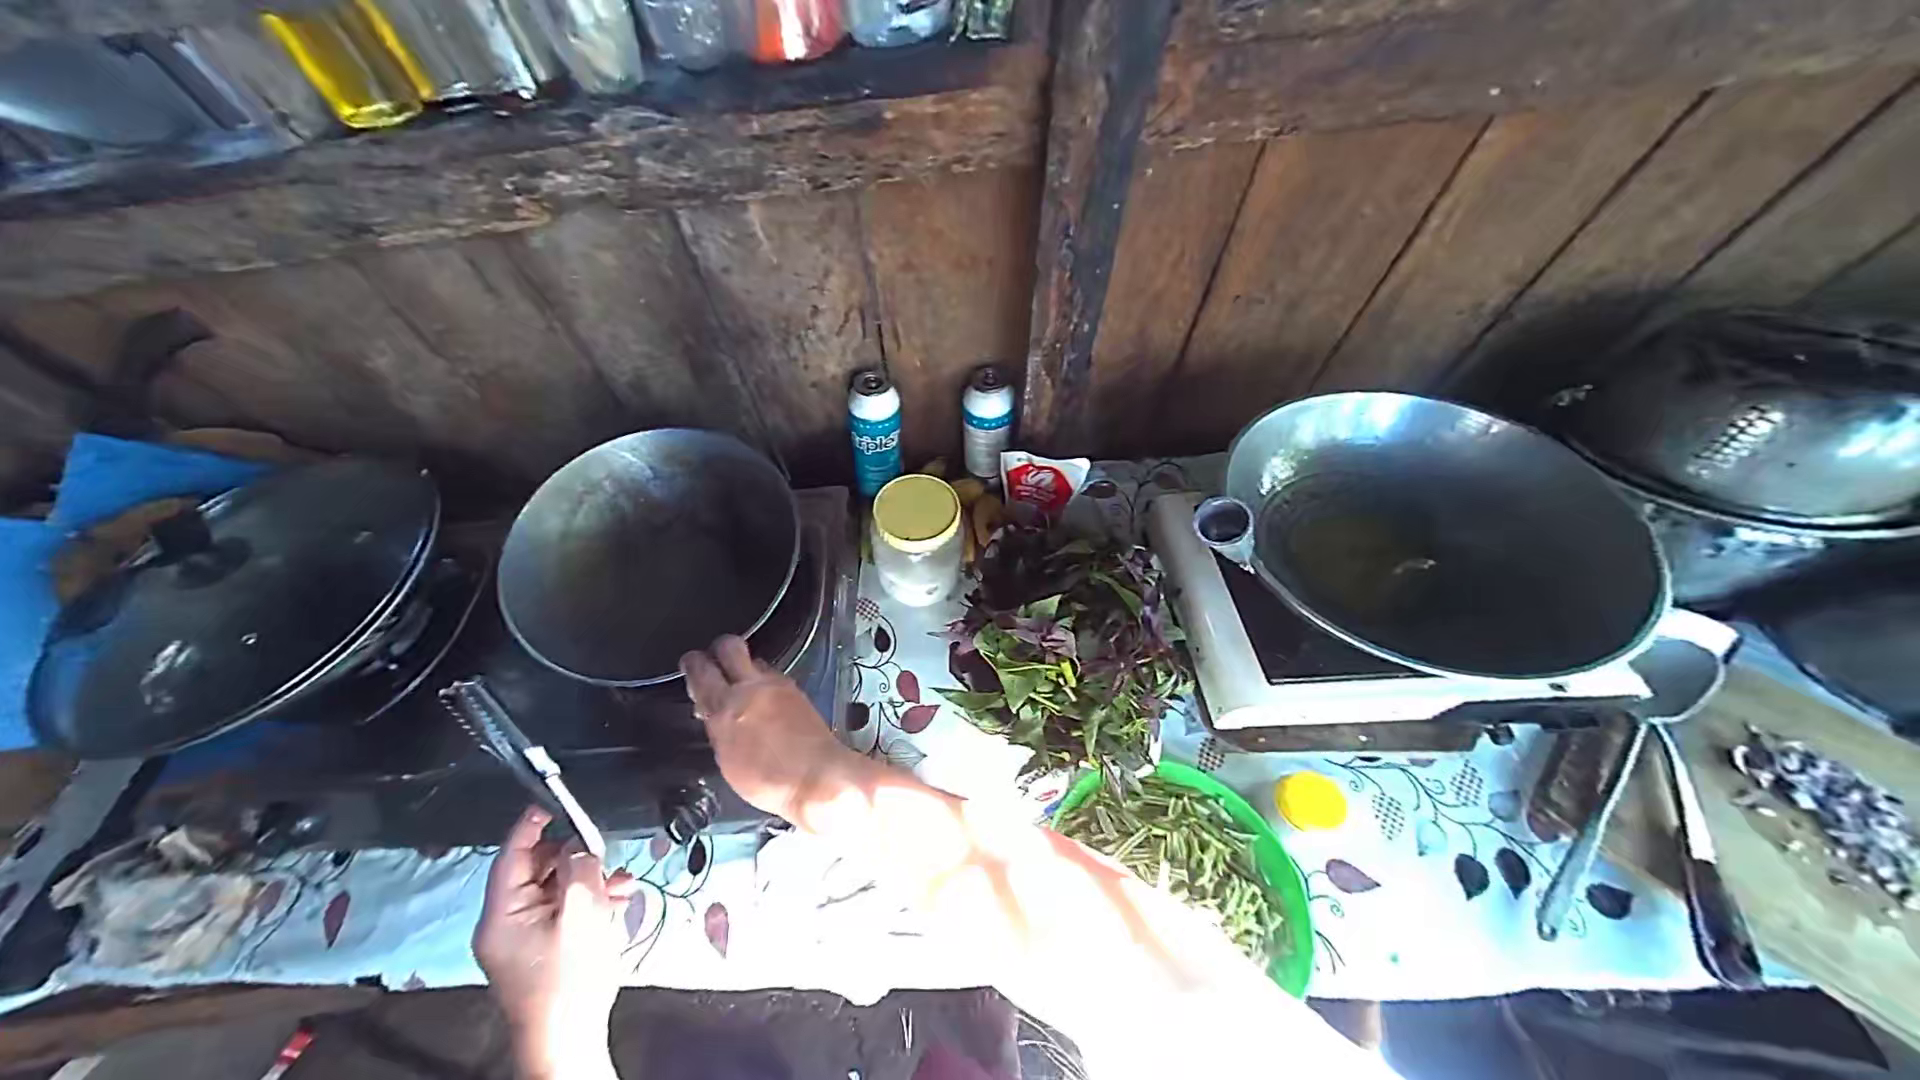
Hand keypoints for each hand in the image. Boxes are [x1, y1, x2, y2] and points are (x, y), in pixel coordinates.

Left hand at [474, 806, 635, 1079]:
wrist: (570, 1039)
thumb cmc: (570, 980)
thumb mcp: (582, 913)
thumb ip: (580, 869)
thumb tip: (581, 844)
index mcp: (503, 915)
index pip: (511, 856)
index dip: (531, 826)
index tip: (551, 803)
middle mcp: (507, 923)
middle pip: (537, 869)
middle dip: (574, 855)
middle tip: (605, 852)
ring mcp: (525, 937)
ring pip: (556, 886)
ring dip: (589, 877)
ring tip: (619, 882)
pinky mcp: (543, 947)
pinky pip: (564, 907)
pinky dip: (589, 898)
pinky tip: (617, 898)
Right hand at [680, 635, 857, 821]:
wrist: (817, 776)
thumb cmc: (770, 781)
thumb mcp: (728, 762)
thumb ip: (718, 729)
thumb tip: (713, 715)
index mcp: (726, 709)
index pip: (701, 671)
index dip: (692, 663)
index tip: (690, 662)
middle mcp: (751, 689)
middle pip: (729, 647)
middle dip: (719, 648)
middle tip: (715, 660)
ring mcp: (777, 685)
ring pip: (754, 660)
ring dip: (745, 669)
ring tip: (743, 687)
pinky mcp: (796, 689)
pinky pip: (773, 675)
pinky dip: (764, 682)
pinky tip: (765, 699)